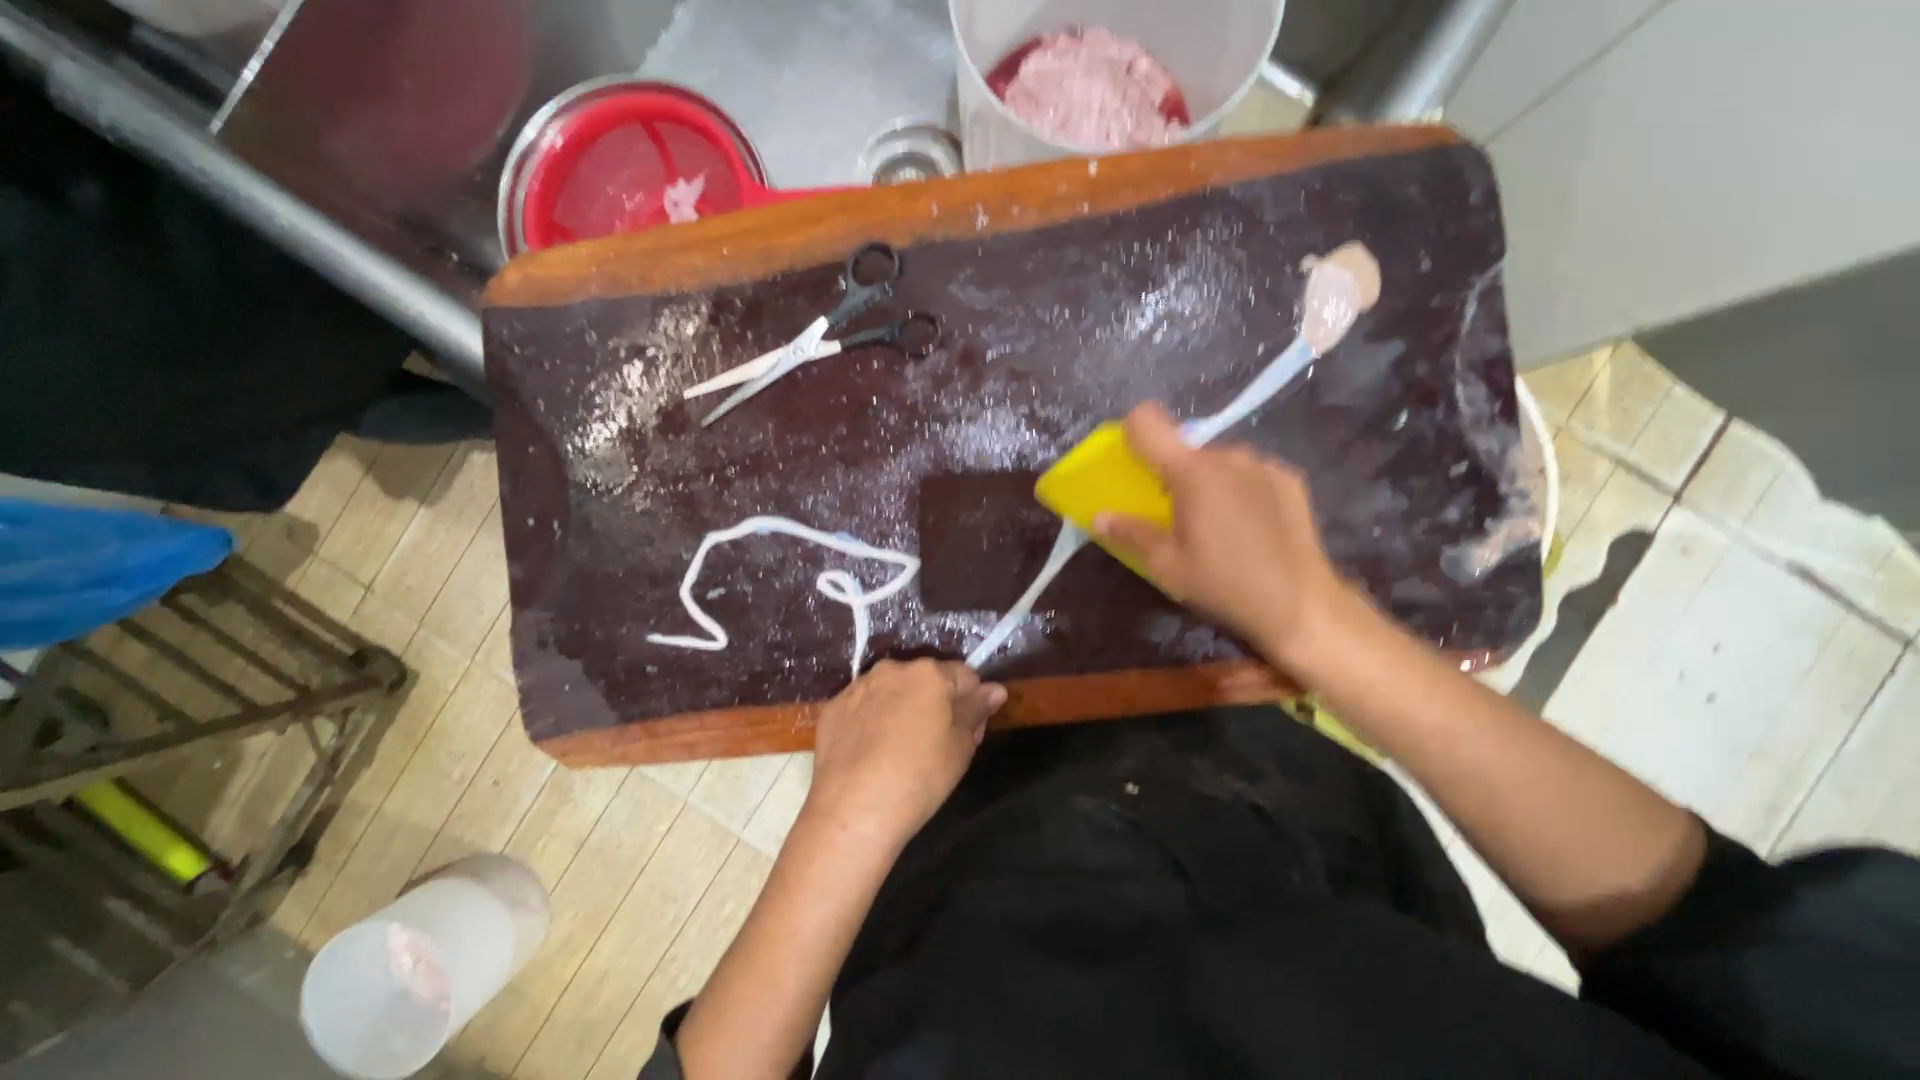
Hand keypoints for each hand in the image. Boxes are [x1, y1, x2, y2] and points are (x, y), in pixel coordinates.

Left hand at [805, 659, 1005, 847]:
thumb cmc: (920, 777)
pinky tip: (871, 754)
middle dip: (933, 703)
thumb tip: (994, 690)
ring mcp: (857, 687)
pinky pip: (862, 708)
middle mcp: (891, 670)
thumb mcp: (961, 748)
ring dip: (900, 709)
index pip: (964, 676)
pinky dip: (870, 722)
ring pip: (891, 691)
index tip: (967, 732)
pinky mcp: (833, 708)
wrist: (854, 808)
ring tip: (898, 751)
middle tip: (935, 744)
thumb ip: (977, 711)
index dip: (970, 703)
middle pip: (924, 680)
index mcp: (929, 674)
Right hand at [1094, 402, 1347, 665]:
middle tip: (1179, 518)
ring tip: (1219, 526)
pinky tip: (1252, 528)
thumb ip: (1130, 534)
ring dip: (1211, 483)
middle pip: (1186, 449)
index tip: (1131, 463)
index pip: (1147, 422)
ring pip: (1220, 462)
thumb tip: (1100, 516)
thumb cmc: (1224, 584)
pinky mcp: (1290, 478)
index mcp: (1191, 471)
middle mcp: (1228, 455)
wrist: (1301, 604)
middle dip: (1175, 476)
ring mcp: (1264, 464)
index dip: (1131, 433)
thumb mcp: (1167, 567)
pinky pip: (1251, 473)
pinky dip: (1242, 490)